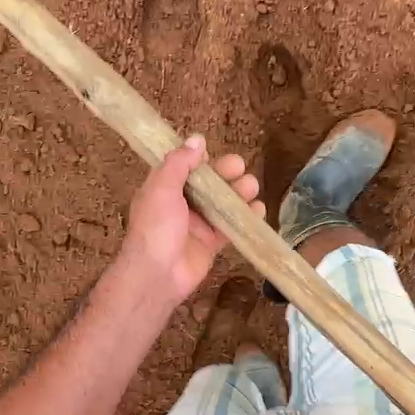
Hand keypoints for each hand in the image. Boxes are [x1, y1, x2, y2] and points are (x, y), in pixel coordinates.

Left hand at [118, 135, 261, 305]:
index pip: (185, 167)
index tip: (213, 153)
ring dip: (238, 193)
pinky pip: (231, 226)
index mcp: (164, 188)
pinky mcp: (211, 243)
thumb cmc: (155, 227)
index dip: (200, 159)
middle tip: (241, 169)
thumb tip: (197, 139)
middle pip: (208, 183)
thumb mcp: (162, 188)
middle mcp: (181, 204)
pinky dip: (246, 217)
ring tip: (252, 188)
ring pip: (222, 203)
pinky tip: (258, 210)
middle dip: (225, 174)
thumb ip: (179, 163)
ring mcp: (197, 224)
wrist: (157, 274)